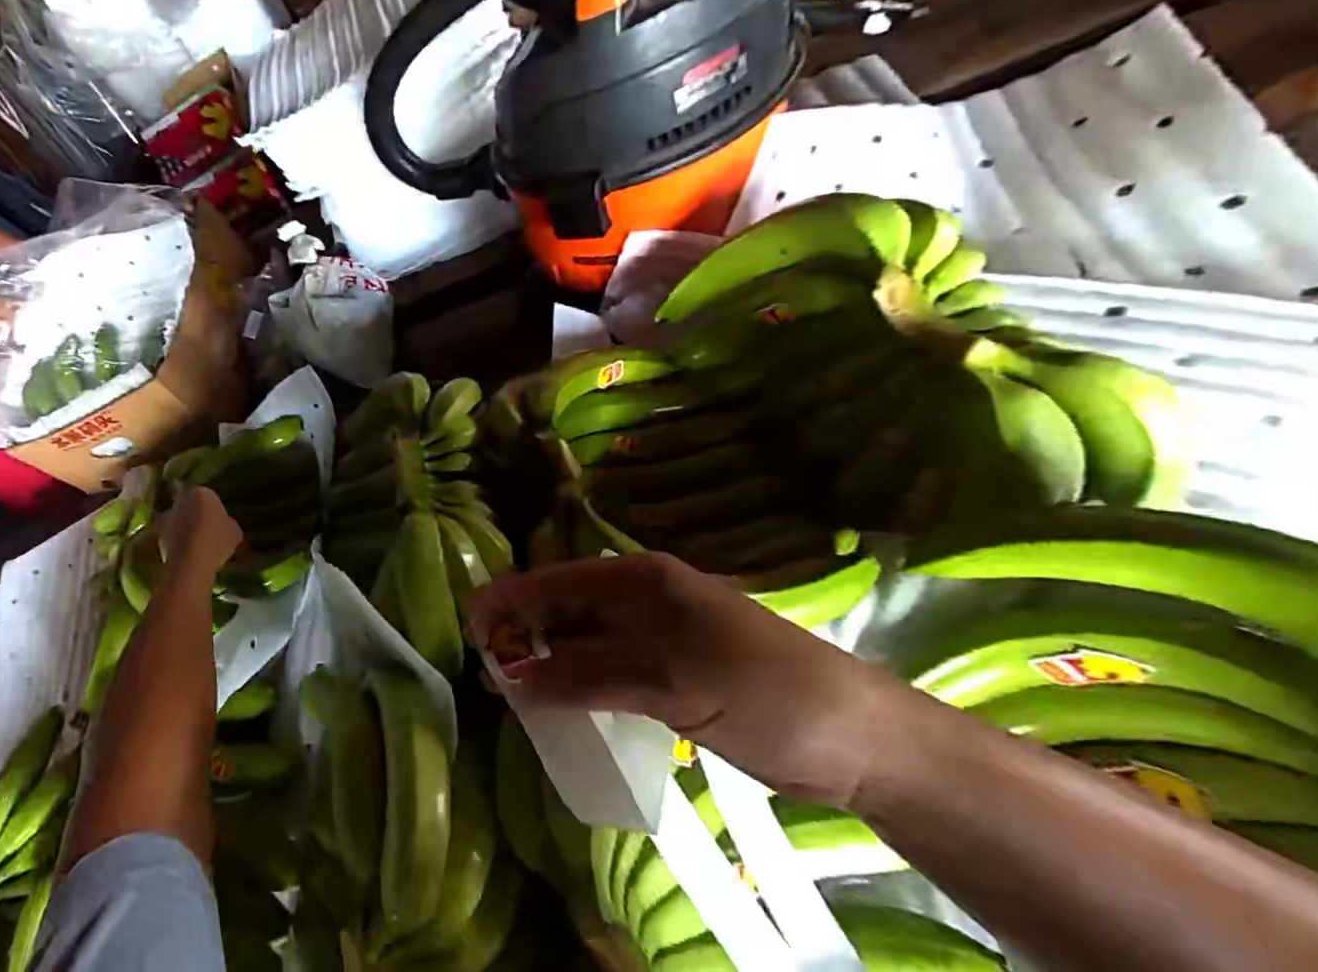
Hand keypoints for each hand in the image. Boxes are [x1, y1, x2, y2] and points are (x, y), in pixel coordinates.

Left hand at [161, 485, 242, 574]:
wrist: (193, 561)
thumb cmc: (218, 540)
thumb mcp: (234, 530)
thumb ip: (227, 522)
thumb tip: (224, 523)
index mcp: (203, 493)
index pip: (205, 494)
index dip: (210, 504)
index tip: (216, 514)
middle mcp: (182, 500)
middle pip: (187, 503)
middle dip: (193, 511)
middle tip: (204, 525)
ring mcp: (167, 517)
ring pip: (176, 518)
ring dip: (182, 525)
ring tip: (193, 540)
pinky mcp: (158, 534)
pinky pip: (170, 535)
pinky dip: (176, 540)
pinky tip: (186, 551)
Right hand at [466, 553, 922, 807]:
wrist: (850, 737)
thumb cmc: (763, 688)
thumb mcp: (672, 678)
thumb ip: (589, 674)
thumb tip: (513, 676)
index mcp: (644, 580)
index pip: (561, 580)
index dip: (512, 597)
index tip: (467, 622)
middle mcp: (642, 602)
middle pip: (566, 610)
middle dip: (522, 634)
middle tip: (481, 669)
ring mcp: (654, 641)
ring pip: (582, 645)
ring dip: (546, 665)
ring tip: (505, 694)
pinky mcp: (664, 679)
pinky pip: (604, 677)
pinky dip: (575, 690)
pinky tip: (553, 710)